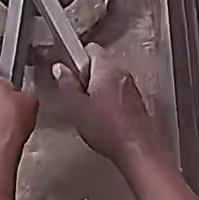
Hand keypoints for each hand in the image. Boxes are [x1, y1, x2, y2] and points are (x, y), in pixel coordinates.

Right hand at [50, 45, 163, 168]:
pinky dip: (110, 104)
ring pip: (110, 82)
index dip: (78, 59)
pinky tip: (104, 122)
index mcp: (107, 69)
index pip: (91, 49)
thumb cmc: (109, 129)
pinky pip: (119, 96)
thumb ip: (67, 84)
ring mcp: (132, 89)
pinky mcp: (137, 104)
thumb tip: (60, 69)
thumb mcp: (76, 107)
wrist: (138, 150)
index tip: (69, 73)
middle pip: (100, 66)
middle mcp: (122, 74)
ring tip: (90, 113)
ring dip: (99, 92)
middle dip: (87, 78)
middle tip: (77, 97)